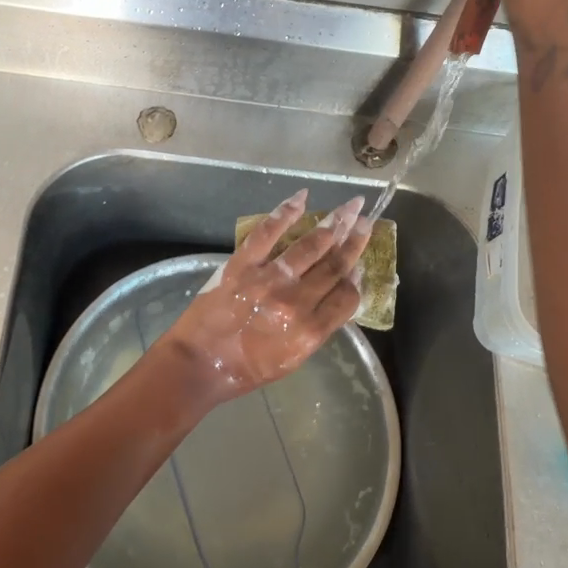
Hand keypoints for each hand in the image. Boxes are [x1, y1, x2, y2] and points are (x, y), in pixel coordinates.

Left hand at [157, 191, 372, 403]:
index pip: (347, 297)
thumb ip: (317, 328)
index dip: (357, 278)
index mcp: (309, 331)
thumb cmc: (246, 369)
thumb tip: (337, 295)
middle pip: (334, 265)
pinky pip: (267, 232)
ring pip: (310, 245)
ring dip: (334, 222)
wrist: (199, 364)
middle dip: (355, 240)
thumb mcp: (292, 359)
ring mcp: (268, 280)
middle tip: (367, 220)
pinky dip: (287, 212)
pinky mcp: (242, 265)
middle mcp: (295, 302)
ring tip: (350, 207)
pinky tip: (302, 199)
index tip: (360, 264)